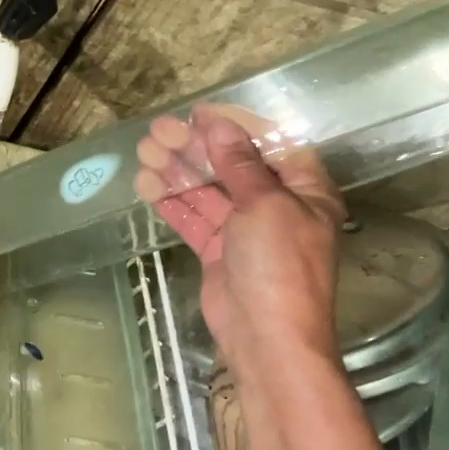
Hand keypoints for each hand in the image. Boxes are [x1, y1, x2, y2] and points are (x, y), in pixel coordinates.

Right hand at [134, 105, 345, 362]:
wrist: (266, 336)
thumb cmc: (279, 265)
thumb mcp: (265, 204)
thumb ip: (239, 163)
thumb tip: (219, 124)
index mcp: (304, 192)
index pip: (272, 145)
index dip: (236, 126)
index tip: (198, 113)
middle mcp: (276, 207)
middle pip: (232, 166)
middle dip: (195, 147)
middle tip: (159, 132)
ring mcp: (244, 230)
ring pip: (207, 190)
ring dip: (176, 170)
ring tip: (145, 153)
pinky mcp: (217, 251)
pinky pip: (192, 217)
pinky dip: (170, 200)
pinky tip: (145, 184)